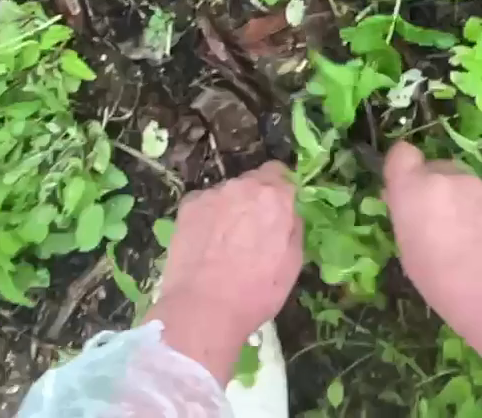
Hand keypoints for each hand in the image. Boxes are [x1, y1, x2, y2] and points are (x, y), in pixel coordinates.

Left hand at [143, 161, 303, 383]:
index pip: (280, 172)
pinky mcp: (188, 205)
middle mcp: (243, 186)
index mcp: (274, 197)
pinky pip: (205, 203)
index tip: (278, 208)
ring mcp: (213, 193)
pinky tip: (205, 244)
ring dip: (231, 208)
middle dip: (255, 200)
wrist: (203, 308)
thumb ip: (293, 227)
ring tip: (224, 243)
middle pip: (253, 182)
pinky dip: (208, 217)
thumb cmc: (256, 292)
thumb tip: (289, 212)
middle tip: (252, 232)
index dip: (280, 189)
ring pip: (228, 193)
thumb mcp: (292, 264)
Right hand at [383, 141, 481, 404]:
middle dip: (439, 190)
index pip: (402, 154)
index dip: (405, 169)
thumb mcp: (410, 254)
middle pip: (438, 171)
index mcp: (413, 190)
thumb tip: (412, 200)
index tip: (408, 190)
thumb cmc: (448, 287)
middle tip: (446, 229)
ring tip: (478, 247)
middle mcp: (448, 177)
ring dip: (467, 205)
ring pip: (467, 187)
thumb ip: (410, 215)